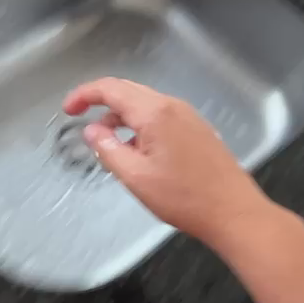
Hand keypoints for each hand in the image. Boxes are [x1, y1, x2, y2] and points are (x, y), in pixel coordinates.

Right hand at [63, 77, 275, 245]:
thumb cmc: (184, 198)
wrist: (236, 213)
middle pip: (127, 90)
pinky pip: (159, 114)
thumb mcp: (136, 177)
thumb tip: (91, 131)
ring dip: (120, 113)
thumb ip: (108, 149)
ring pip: (144, 102)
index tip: (68, 109)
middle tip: (80, 116)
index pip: (110, 89)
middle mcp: (171, 105)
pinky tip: (136, 148)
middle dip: (100, 100)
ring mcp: (187, 115)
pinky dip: (139, 122)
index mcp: (154, 113)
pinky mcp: (197, 128)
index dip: (84, 94)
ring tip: (106, 140)